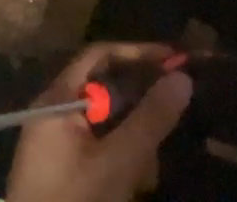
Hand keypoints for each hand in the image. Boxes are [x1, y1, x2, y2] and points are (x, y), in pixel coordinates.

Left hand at [6, 43, 193, 201]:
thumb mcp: (118, 162)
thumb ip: (150, 118)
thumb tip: (183, 77)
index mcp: (57, 100)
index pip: (100, 55)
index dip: (138, 53)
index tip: (174, 61)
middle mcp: (53, 113)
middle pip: (106, 88)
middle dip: (141, 105)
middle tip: (173, 114)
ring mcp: (56, 144)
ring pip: (107, 122)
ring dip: (134, 139)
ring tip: (148, 172)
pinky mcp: (62, 171)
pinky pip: (99, 148)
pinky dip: (121, 158)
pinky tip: (137, 184)